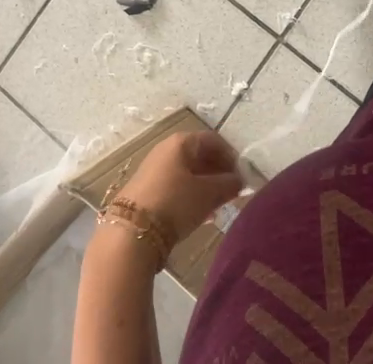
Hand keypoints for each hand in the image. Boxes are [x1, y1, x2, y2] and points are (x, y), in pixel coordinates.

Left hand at [112, 131, 243, 243]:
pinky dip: (191, 196)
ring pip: (188, 173)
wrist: (131, 232)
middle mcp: (166, 150)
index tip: (241, 176)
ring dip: (206, 187)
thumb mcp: (207, 194)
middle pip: (200, 156)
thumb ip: (228, 184)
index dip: (231, 156)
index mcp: (181, 142)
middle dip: (218, 173)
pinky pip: (176, 187)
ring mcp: (154, 170)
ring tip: (219, 206)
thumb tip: (240, 181)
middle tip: (232, 192)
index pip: (213, 140)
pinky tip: (201, 215)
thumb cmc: (175, 203)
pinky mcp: (147, 191)